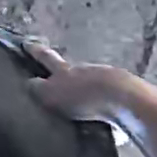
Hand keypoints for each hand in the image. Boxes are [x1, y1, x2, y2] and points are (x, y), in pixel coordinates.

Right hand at [24, 42, 156, 137]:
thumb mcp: (50, 94)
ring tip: (83, 100)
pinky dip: (106, 103)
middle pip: (72, 68)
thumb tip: (29, 83)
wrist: (128, 102)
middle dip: (64, 69)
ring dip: (88, 88)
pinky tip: (106, 114)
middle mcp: (86, 70)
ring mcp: (110, 80)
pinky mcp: (129, 95)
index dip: (35, 50)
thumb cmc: (83, 97)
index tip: (27, 42)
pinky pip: (112, 97)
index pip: (45, 58)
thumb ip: (38, 88)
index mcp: (64, 70)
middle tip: (59, 70)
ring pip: (94, 81)